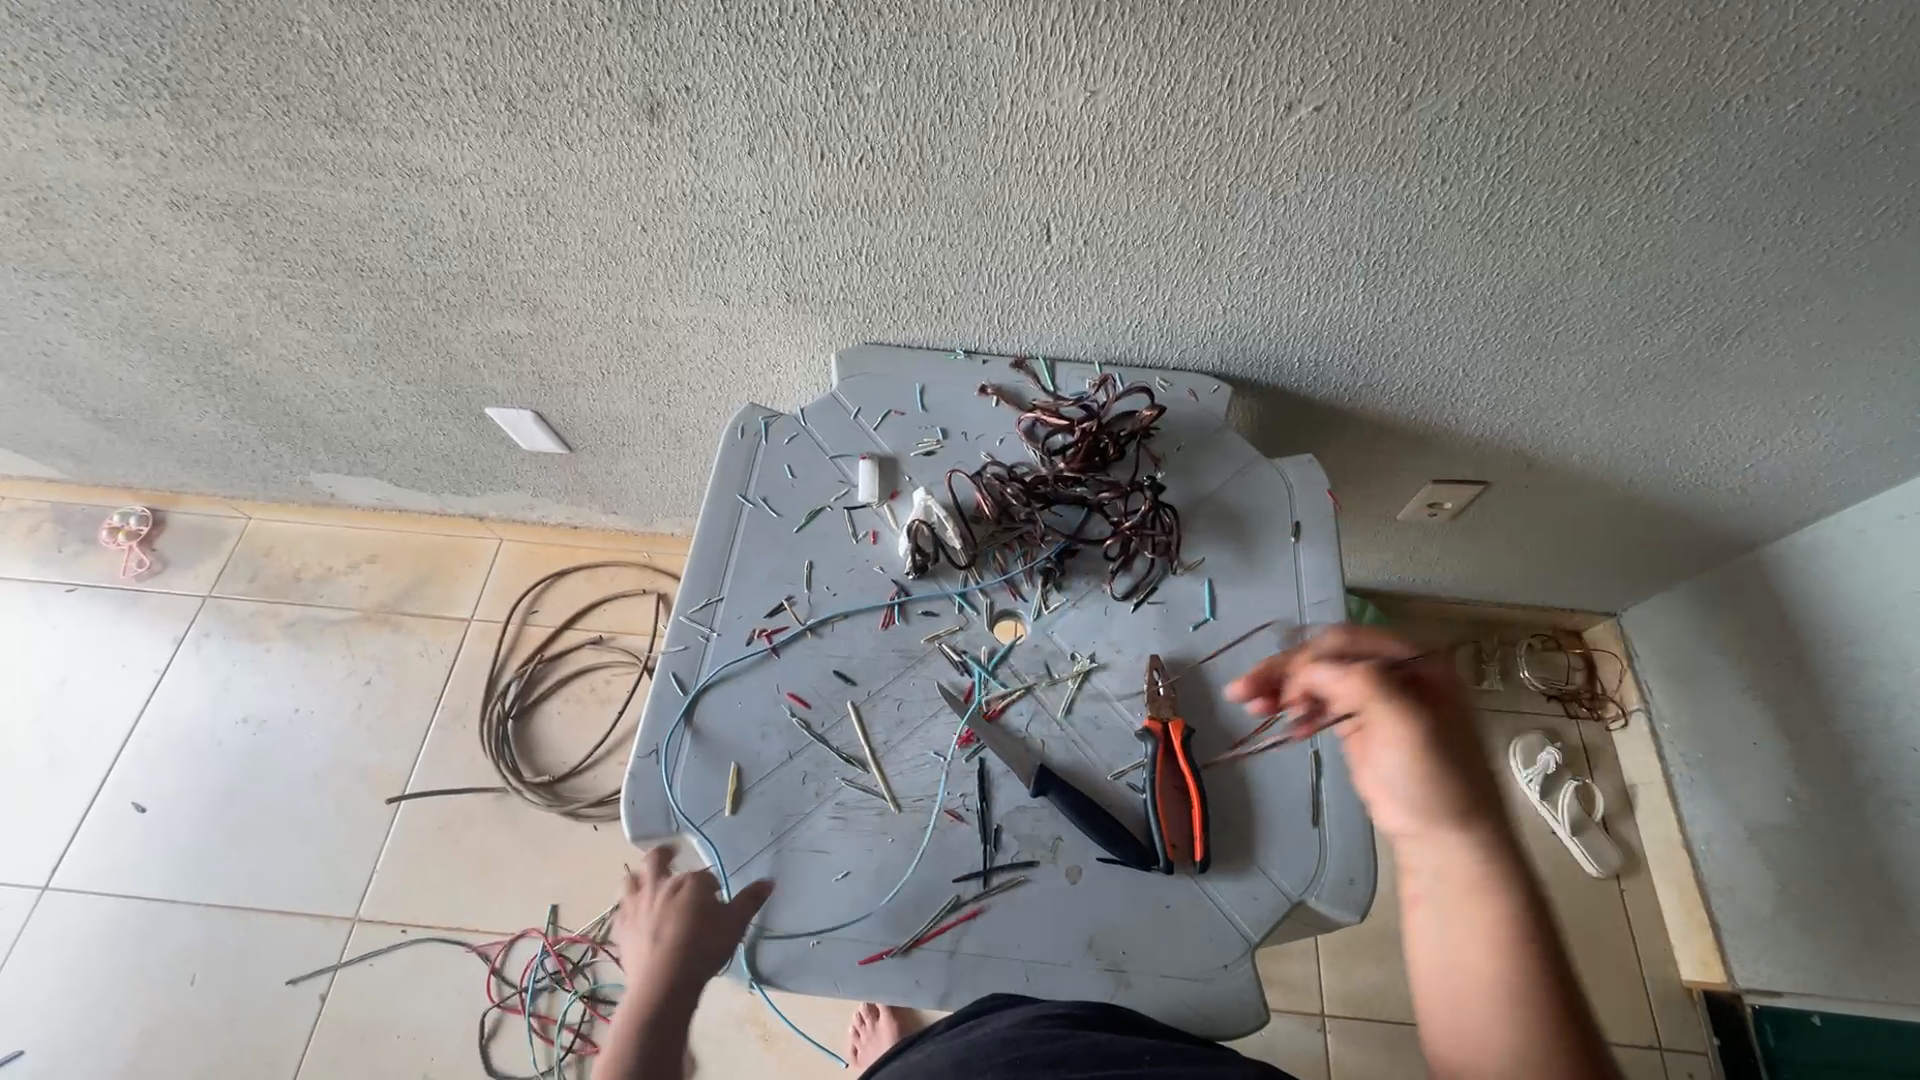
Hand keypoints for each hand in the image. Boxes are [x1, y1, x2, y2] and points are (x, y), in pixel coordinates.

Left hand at [611, 844, 773, 1007]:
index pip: (703, 877)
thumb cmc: (704, 947)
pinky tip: (633, 916)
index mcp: (689, 881)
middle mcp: (660, 886)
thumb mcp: (735, 924)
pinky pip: (620, 912)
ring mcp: (637, 906)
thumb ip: (750, 900)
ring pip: (631, 880)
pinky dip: (627, 909)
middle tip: (670, 853)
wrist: (665, 982)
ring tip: (646, 881)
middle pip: (655, 860)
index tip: (715, 898)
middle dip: (663, 854)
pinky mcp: (621, 929)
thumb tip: (769, 881)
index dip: (710, 885)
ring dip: (639, 878)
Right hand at [1225, 625, 1504, 846]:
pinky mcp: (1354, 724)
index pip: (1345, 642)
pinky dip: (1293, 709)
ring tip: (1247, 703)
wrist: (1444, 835)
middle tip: (1242, 691)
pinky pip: (1315, 704)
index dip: (1308, 659)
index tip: (1282, 687)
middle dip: (1282, 672)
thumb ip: (1359, 683)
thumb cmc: (1434, 776)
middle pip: (1323, 659)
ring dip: (1279, 689)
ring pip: (1314, 680)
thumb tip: (1306, 671)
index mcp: (1412, 661)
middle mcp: (1390, 672)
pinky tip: (1279, 722)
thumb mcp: (1405, 721)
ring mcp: (1370, 698)